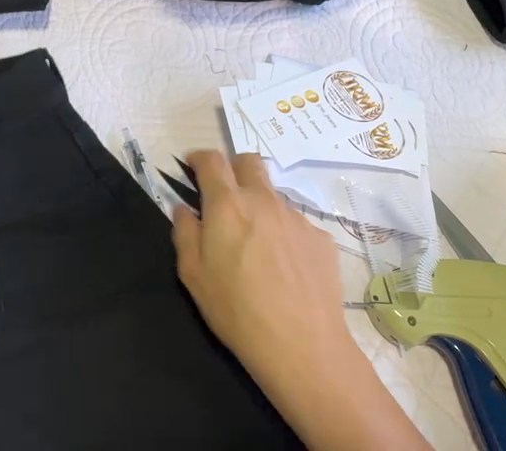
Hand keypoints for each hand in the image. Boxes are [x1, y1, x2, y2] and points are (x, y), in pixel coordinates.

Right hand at [172, 150, 350, 376]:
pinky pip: (296, 226)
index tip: (193, 169)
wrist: (302, 346)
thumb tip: (184, 209)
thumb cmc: (236, 310)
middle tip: (226, 198)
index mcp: (227, 205)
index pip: (212, 160)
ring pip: (273, 197)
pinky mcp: (321, 239)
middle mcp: (263, 201)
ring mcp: (296, 218)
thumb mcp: (193, 275)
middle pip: (249, 162)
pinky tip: (285, 269)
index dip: (199, 158)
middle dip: (233, 169)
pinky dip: (285, 236)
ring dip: (260, 208)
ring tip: (259, 249)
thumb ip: (185, 233)